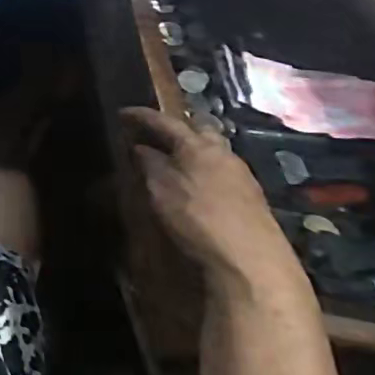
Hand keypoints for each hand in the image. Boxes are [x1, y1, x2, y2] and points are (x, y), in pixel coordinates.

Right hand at [121, 107, 299, 289]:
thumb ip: (149, 163)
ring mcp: (242, 175)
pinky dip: (202, 167)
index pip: (165, 122)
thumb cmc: (197, 217)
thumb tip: (141, 148)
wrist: (252, 261)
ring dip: (191, 149)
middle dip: (177, 128)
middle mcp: (223, 154)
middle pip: (199, 130)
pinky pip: (220, 169)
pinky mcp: (251, 197)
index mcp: (198, 146)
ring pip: (212, 150)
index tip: (122, 113)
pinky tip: (193, 181)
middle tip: (154, 133)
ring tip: (169, 157)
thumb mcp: (160, 189)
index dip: (142, 116)